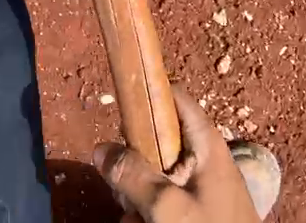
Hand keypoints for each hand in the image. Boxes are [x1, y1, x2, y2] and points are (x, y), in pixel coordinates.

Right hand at [95, 94, 262, 222]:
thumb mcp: (167, 205)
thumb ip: (133, 176)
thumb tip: (100, 149)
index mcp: (204, 140)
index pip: (171, 95)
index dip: (145, 97)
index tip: (120, 116)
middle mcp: (202, 155)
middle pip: (156, 138)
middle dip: (133, 161)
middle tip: (123, 186)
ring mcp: (200, 183)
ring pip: (155, 172)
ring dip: (137, 194)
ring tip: (133, 217)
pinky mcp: (197, 208)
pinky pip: (164, 198)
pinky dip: (149, 211)